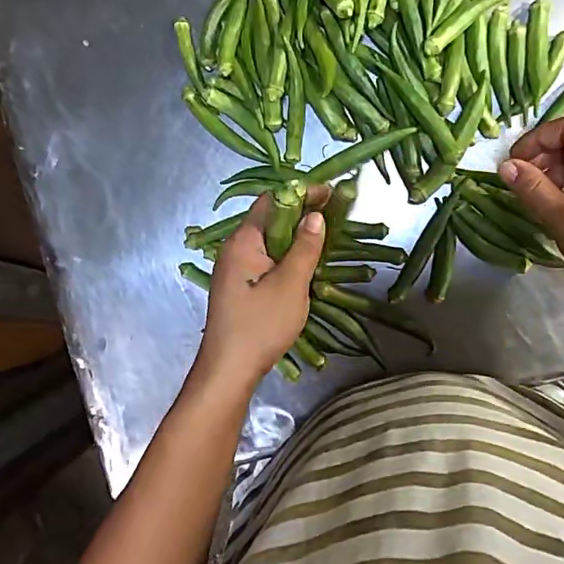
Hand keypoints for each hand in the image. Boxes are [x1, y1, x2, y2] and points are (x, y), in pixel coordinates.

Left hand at [198, 188, 326, 378]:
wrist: (229, 370)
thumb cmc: (260, 325)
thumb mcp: (291, 284)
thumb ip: (305, 248)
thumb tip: (315, 216)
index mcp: (242, 242)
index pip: (272, 201)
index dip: (302, 193)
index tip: (331, 194)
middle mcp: (234, 250)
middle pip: (270, 220)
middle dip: (302, 214)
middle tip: (334, 215)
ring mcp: (235, 270)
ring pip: (270, 243)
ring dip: (297, 238)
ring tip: (326, 237)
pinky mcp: (241, 288)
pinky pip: (267, 261)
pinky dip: (288, 257)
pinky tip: (307, 266)